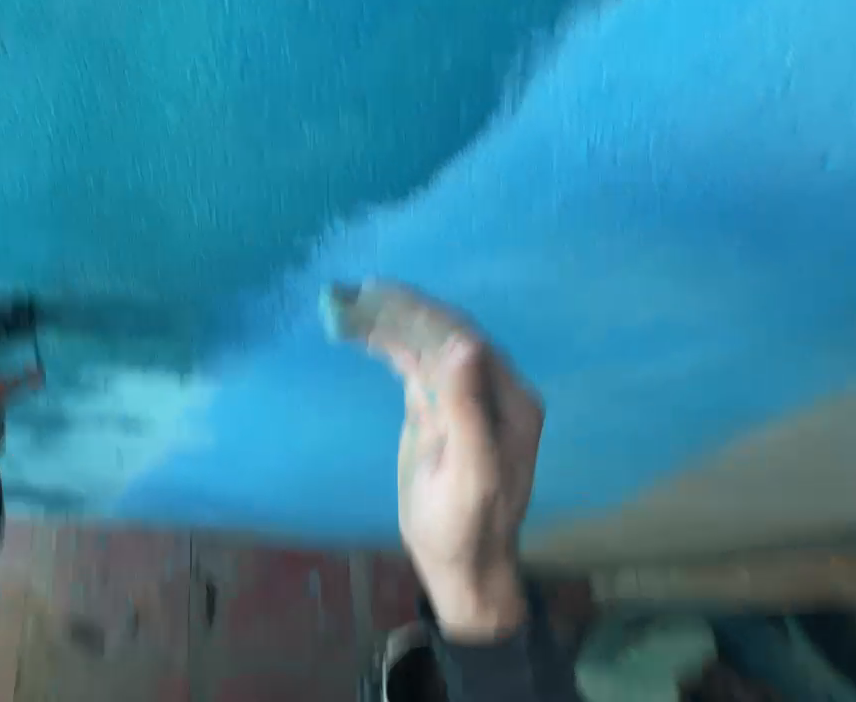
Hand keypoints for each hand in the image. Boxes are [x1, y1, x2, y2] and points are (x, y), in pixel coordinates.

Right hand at [324, 282, 543, 640]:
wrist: (458, 562)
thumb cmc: (466, 525)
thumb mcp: (470, 472)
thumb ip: (468, 409)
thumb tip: (464, 343)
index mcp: (508, 399)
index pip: (462, 337)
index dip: (421, 312)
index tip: (378, 293)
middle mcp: (489, 387)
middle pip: (440, 332)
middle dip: (399, 309)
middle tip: (353, 293)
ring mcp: (461, 394)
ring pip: (422, 344)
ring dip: (387, 322)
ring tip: (346, 303)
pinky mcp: (435, 405)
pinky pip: (410, 363)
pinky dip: (384, 344)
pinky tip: (357, 330)